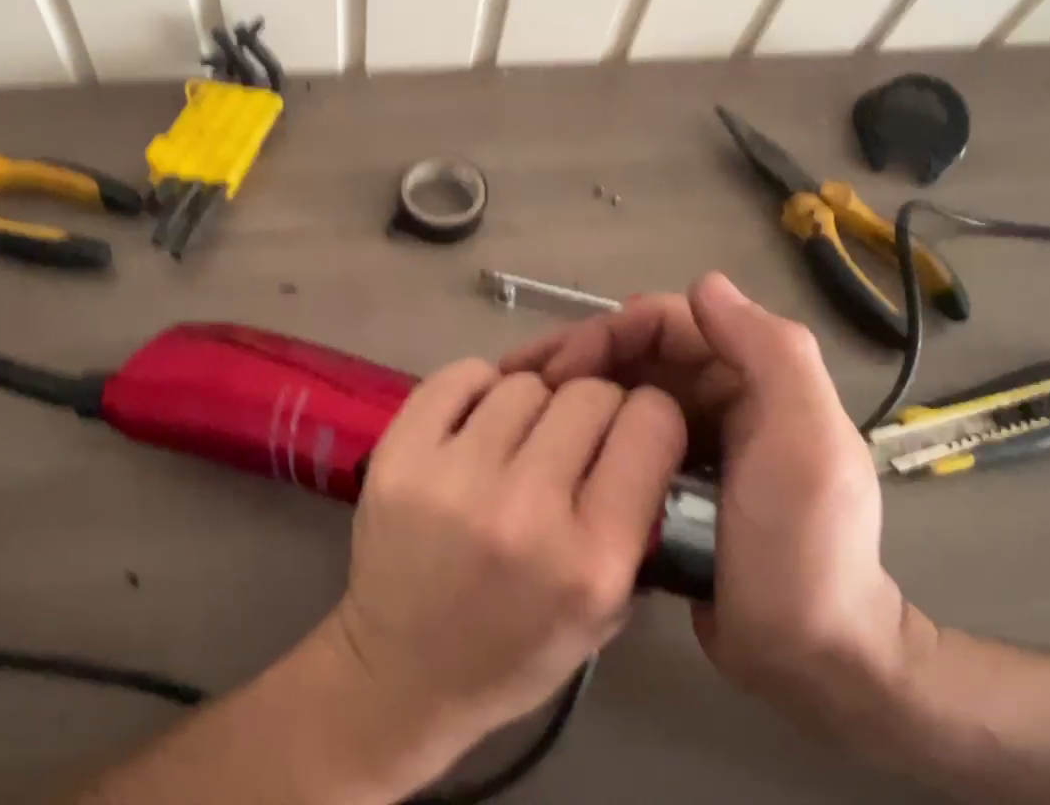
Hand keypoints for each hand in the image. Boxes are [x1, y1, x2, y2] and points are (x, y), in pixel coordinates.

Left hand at [326, 359, 686, 752]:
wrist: (403, 671)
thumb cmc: (514, 651)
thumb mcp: (606, 612)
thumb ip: (634, 522)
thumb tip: (641, 434)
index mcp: (592, 559)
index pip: (649, 428)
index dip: (649, 418)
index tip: (632, 430)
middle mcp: (526, 510)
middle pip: (587, 396)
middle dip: (592, 409)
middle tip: (570, 439)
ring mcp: (454, 478)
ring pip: (524, 383)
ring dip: (532, 404)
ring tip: (516, 440)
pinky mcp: (399, 458)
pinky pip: (457, 378)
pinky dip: (476, 388)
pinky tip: (475, 421)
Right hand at [502, 273, 935, 741]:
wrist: (807, 661)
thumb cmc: (803, 549)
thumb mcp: (804, 445)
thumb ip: (771, 355)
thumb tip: (703, 282)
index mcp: (754, 381)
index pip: (668, 326)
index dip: (608, 334)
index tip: (558, 370)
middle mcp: (717, 402)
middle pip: (634, 357)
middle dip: (574, 360)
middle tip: (513, 386)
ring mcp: (686, 446)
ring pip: (617, 396)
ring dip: (567, 394)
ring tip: (509, 410)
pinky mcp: (659, 486)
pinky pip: (613, 443)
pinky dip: (576, 435)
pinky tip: (534, 445)